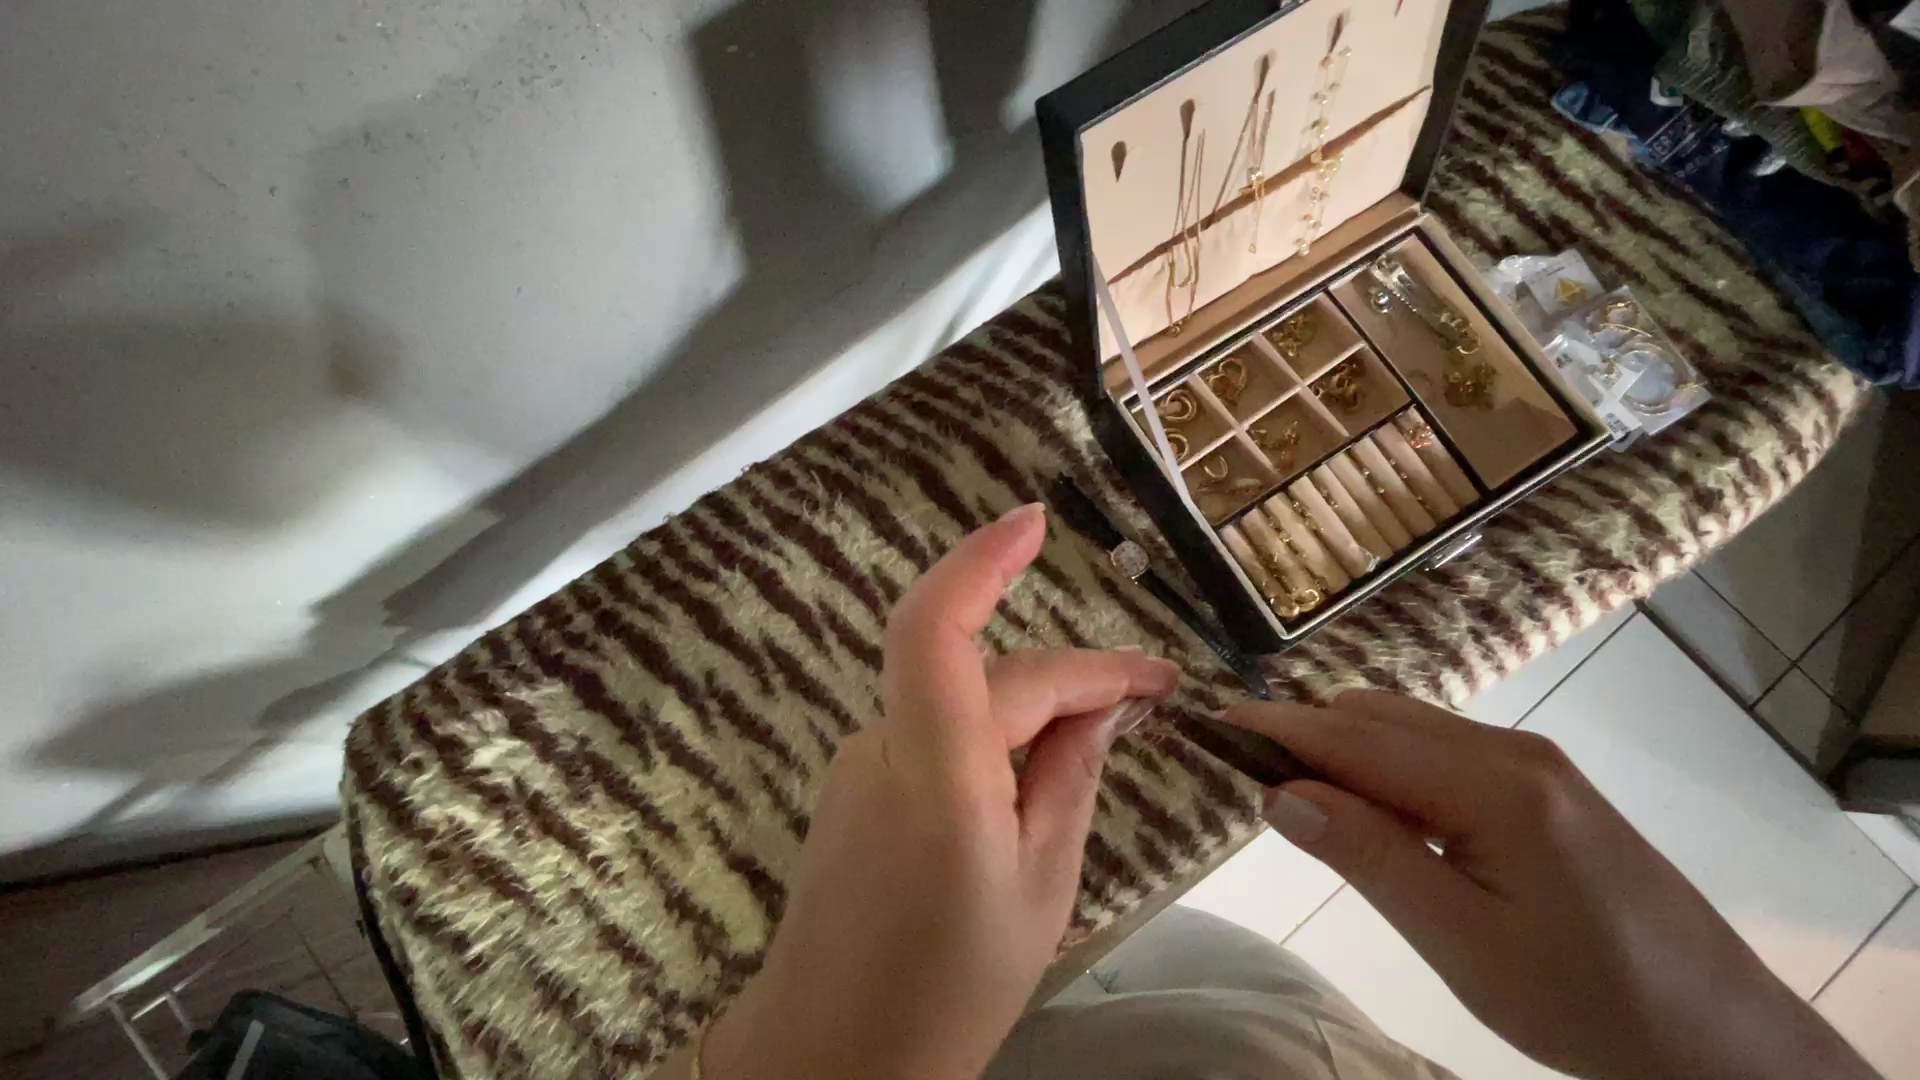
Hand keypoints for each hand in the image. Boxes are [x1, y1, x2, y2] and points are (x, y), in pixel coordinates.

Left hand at [682, 504, 1179, 1079]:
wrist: (832, 1052)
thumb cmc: (951, 987)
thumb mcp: (1043, 886)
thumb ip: (1071, 777)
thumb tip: (1104, 706)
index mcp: (934, 773)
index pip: (938, 630)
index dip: (980, 562)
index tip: (1036, 522)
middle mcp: (884, 745)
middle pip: (985, 673)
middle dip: (1075, 675)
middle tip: (1154, 696)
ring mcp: (861, 758)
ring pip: (963, 697)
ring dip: (1036, 704)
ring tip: (1106, 736)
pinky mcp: (856, 776)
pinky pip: (938, 726)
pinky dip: (994, 730)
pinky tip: (1035, 770)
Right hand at [1222, 691, 1877, 1079]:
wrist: (1727, 1041)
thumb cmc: (1586, 1001)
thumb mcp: (1462, 942)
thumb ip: (1367, 856)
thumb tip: (1278, 791)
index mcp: (1493, 787)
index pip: (1354, 738)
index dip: (1278, 728)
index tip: (1213, 724)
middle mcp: (1509, 750)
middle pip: (1373, 716)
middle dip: (1303, 733)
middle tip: (1250, 775)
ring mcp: (1528, 758)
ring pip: (1401, 722)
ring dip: (1341, 745)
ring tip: (1304, 795)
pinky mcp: (1538, 778)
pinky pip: (1434, 743)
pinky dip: (1381, 759)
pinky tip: (1376, 808)